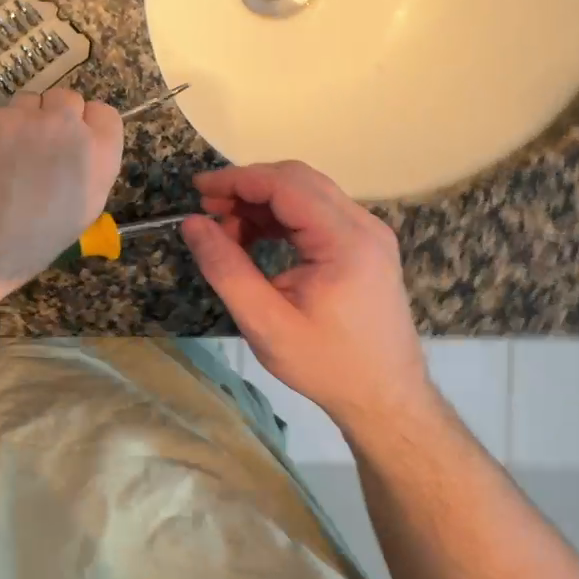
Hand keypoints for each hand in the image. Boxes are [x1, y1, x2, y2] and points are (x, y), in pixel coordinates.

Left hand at [0, 89, 123, 295]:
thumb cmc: (33, 240)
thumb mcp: (81, 210)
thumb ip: (86, 167)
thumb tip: (75, 147)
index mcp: (97, 155)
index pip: (104, 113)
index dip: (86, 123)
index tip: (73, 137)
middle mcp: (65, 128)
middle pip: (66, 98)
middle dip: (53, 113)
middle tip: (38, 142)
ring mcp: (23, 119)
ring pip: (27, 100)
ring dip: (21, 118)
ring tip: (6, 153)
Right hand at [179, 161, 430, 431]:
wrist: (386, 399)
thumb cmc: (326, 364)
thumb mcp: (264, 322)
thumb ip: (226, 268)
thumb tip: (192, 222)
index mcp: (345, 242)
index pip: (285, 185)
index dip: (237, 180)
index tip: (197, 190)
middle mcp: (363, 228)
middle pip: (297, 179)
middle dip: (246, 186)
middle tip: (207, 208)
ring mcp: (367, 236)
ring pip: (305, 191)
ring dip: (260, 200)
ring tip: (224, 228)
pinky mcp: (362, 247)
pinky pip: (314, 212)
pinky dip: (277, 215)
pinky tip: (252, 238)